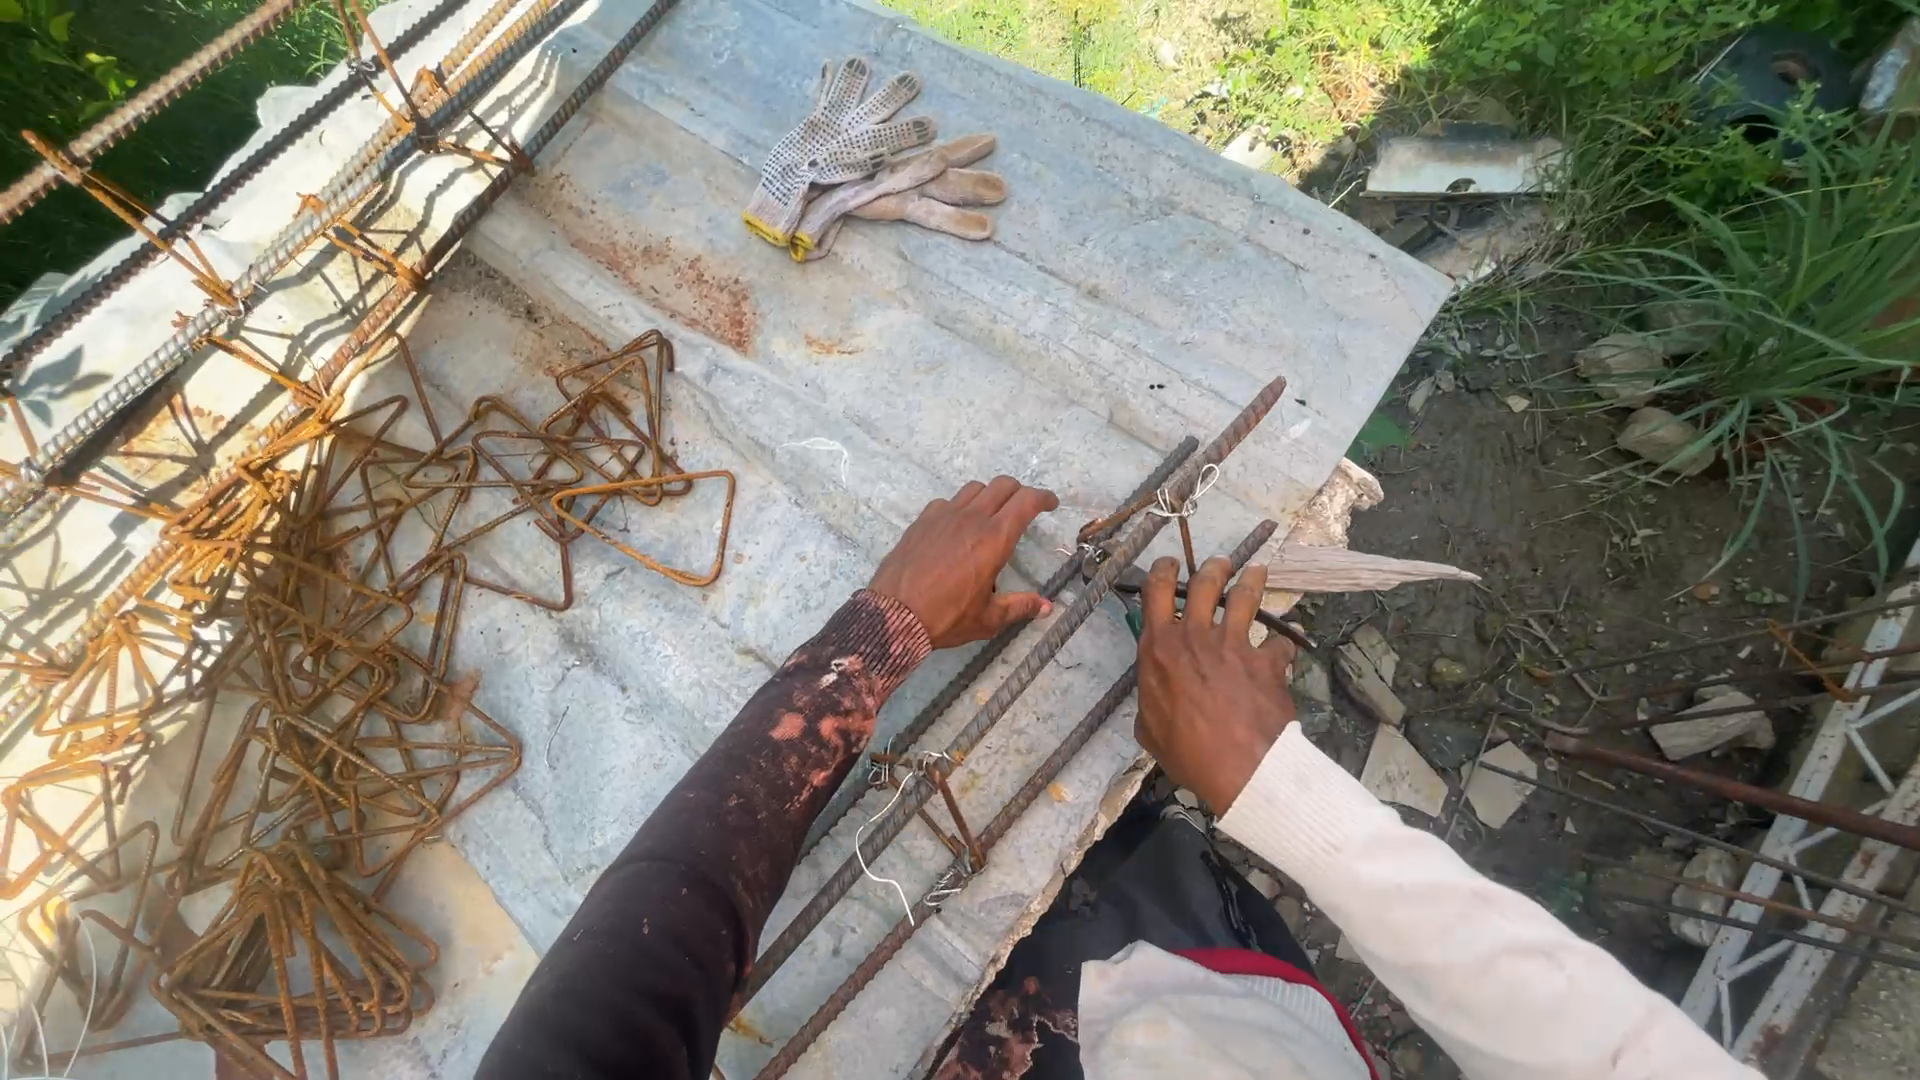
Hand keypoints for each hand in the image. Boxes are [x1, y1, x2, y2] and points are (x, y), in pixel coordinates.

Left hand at [869, 476, 1059, 648]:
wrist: (893, 615)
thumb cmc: (946, 617)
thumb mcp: (988, 618)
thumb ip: (1020, 607)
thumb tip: (1047, 607)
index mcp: (994, 539)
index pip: (1026, 502)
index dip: (1043, 498)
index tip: (1050, 504)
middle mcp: (971, 519)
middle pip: (1003, 486)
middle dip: (1020, 492)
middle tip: (1024, 508)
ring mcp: (944, 515)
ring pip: (975, 489)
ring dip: (990, 495)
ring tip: (991, 514)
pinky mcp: (922, 521)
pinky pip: (947, 502)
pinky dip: (960, 507)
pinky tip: (956, 526)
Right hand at [1136, 556, 1297, 810]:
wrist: (1240, 769)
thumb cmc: (1185, 752)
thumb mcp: (1148, 727)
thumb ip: (1151, 698)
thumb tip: (1156, 694)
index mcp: (1160, 647)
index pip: (1158, 590)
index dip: (1164, 570)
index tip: (1169, 565)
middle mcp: (1196, 636)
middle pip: (1206, 582)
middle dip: (1213, 568)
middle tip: (1220, 565)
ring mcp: (1234, 645)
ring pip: (1245, 596)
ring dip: (1251, 581)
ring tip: (1256, 573)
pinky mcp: (1267, 661)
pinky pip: (1280, 643)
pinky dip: (1283, 642)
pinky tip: (1287, 643)